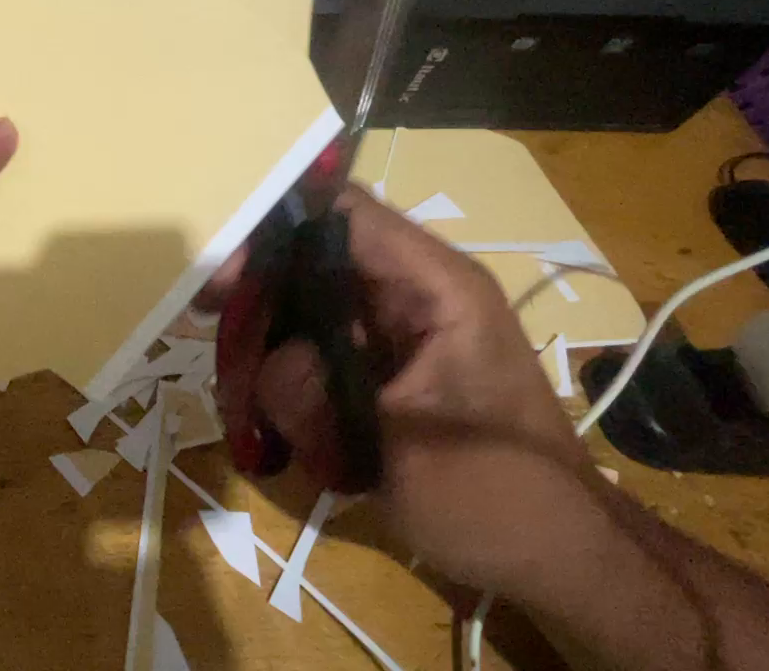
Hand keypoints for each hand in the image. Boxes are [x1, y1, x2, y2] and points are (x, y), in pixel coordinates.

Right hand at [249, 187, 613, 598]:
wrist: (558, 555)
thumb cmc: (497, 495)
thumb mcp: (399, 447)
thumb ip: (315, 392)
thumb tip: (260, 362)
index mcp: (433, 284)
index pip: (344, 212)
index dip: (277, 223)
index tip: (223, 268)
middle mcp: (409, 290)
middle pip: (313, 253)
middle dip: (261, 286)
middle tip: (211, 321)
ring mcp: (392, 326)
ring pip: (305, 300)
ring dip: (270, 336)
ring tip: (244, 381)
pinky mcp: (378, 361)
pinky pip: (314, 341)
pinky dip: (286, 367)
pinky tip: (274, 407)